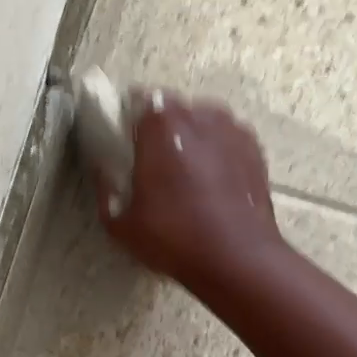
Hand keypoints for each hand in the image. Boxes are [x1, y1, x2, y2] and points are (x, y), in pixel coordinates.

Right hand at [97, 91, 283, 290]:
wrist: (238, 258)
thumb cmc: (173, 238)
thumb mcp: (120, 223)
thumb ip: (105, 188)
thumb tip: (103, 169)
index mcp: (161, 123)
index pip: (138, 98)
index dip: (128, 117)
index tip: (124, 139)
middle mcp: (199, 114)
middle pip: (172, 108)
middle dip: (161, 128)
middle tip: (152, 159)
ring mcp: (232, 129)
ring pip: (202, 121)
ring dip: (191, 136)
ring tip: (185, 171)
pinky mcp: (254, 148)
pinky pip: (226, 139)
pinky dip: (216, 150)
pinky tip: (212, 180)